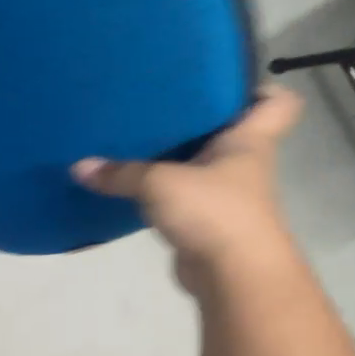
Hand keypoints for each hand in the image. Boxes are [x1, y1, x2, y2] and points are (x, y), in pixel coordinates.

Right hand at [73, 84, 304, 293]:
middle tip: (156, 110)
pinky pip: (179, 196)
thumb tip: (78, 167)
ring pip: (200, 166)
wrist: (233, 272)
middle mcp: (242, 164)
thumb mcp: (158, 183)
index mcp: (248, 142)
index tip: (221, 84)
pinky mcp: (204, 221)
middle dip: (197, 123)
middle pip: (227, 132)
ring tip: (132, 147)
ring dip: (173, 160)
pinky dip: (158, 193)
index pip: (276, 103)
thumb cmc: (213, 211)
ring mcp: (225, 194)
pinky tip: (129, 188)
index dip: (258, 89)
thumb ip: (118, 173)